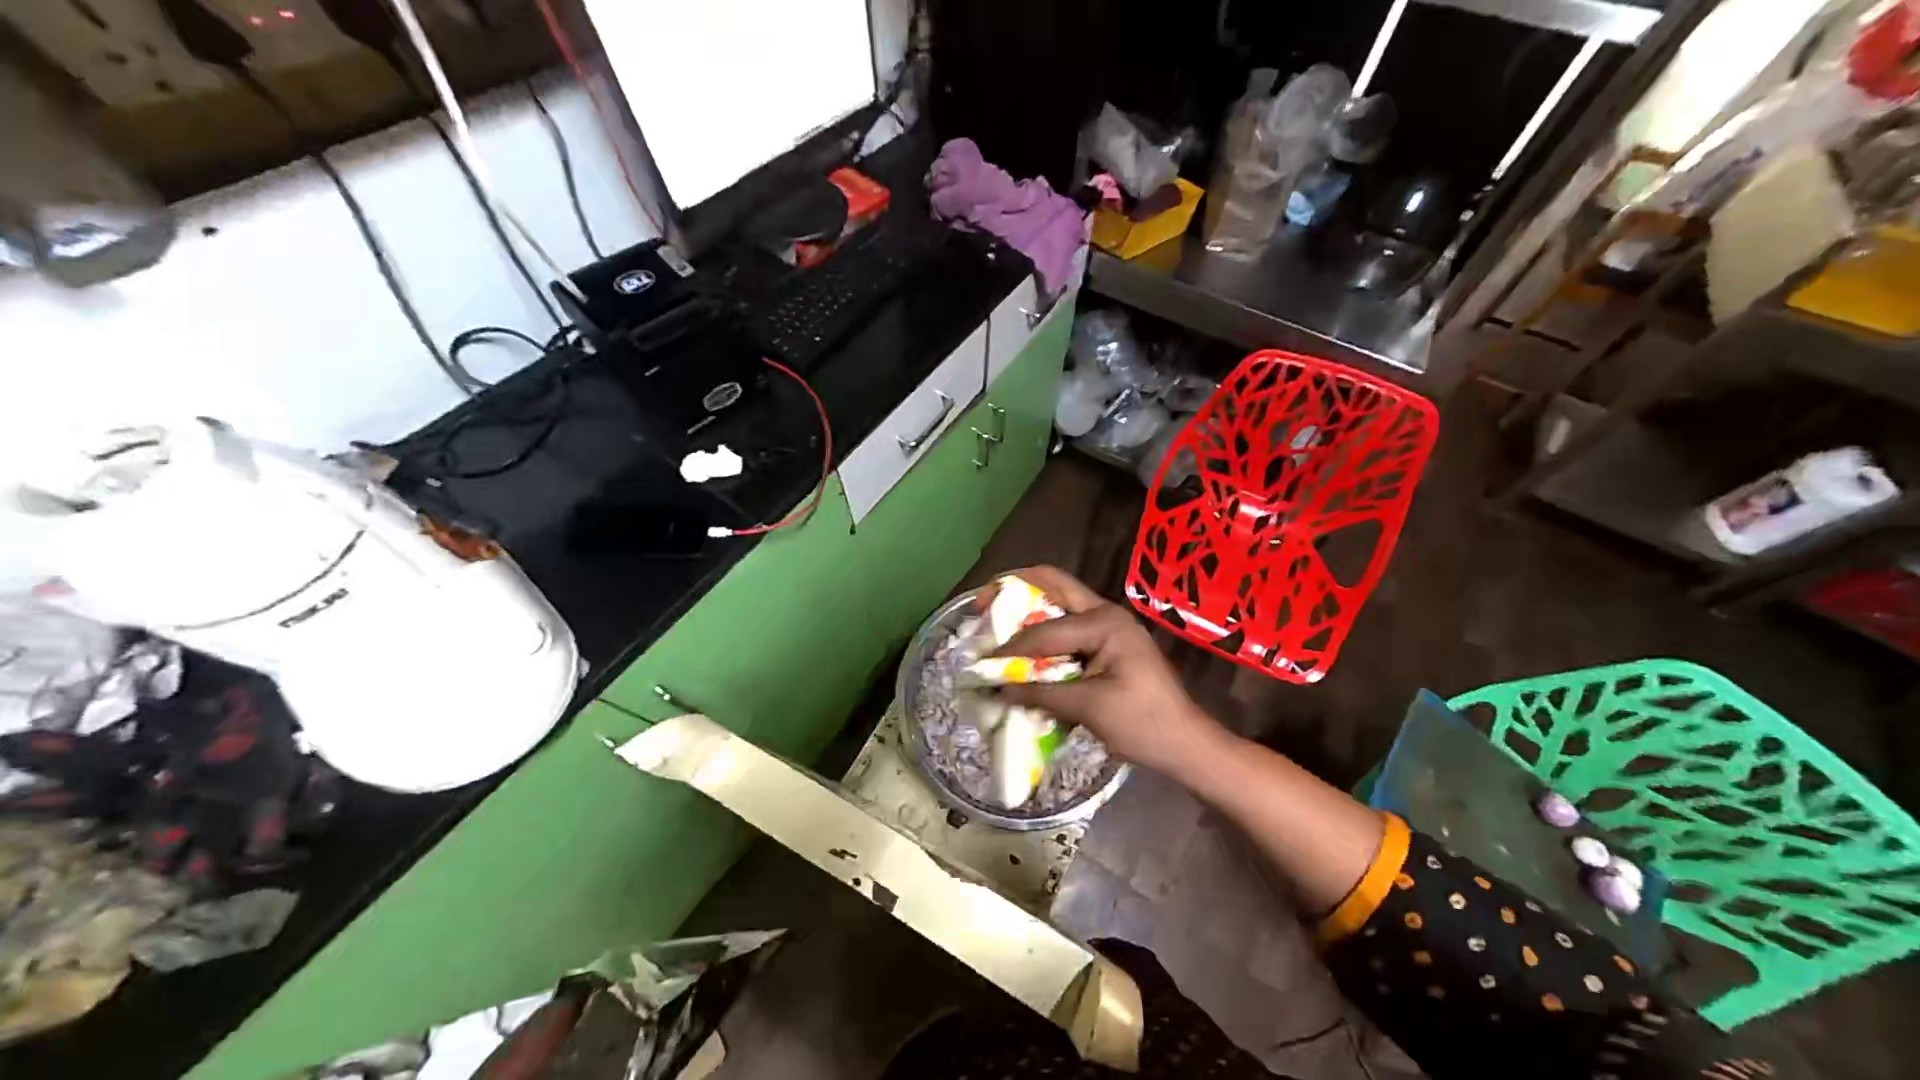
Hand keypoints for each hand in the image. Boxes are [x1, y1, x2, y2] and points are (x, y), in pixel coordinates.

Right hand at [989, 566, 1220, 775]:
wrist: (1185, 743)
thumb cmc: (1143, 723)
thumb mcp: (1089, 709)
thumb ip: (1041, 693)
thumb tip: (997, 688)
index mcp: (1104, 623)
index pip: (1045, 630)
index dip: (1010, 648)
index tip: (983, 664)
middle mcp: (1105, 614)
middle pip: (1053, 584)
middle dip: (1016, 590)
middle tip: (984, 604)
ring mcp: (1107, 627)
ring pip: (1058, 604)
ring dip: (1028, 611)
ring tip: (997, 624)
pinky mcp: (1106, 644)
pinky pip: (1066, 628)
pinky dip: (1042, 635)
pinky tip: (1024, 651)